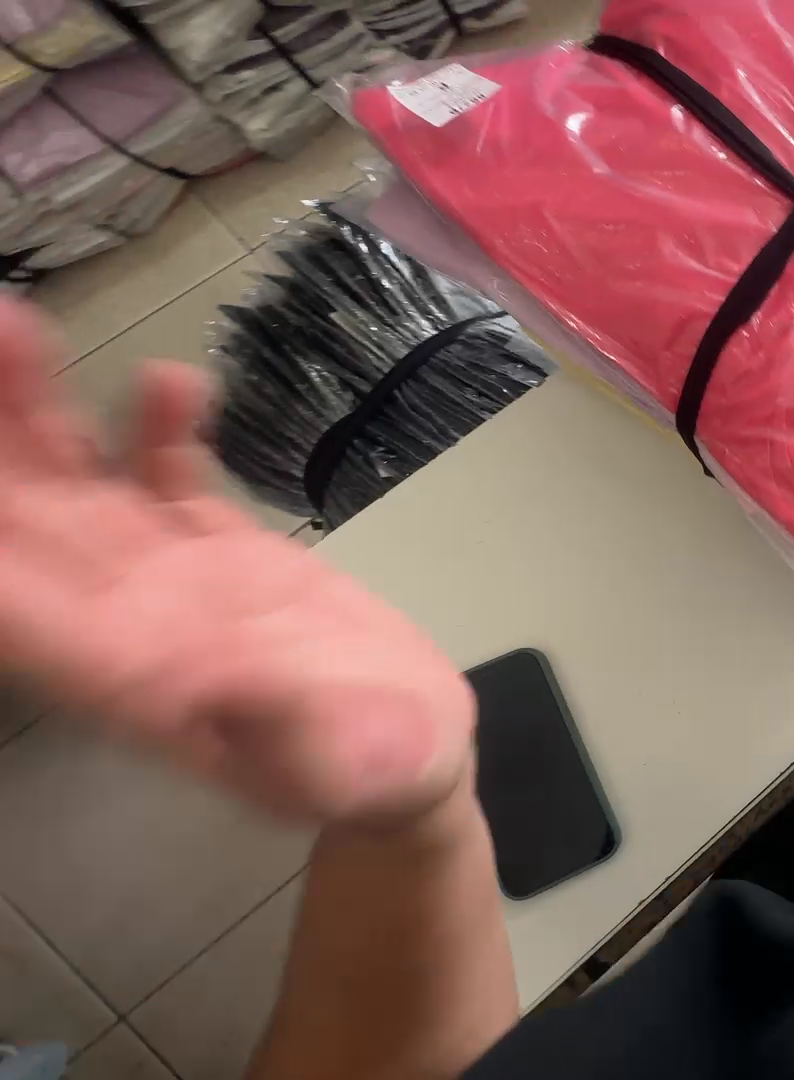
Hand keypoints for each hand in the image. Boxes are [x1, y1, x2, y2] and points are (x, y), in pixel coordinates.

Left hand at [0, 300, 473, 824]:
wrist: (411, 748)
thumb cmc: (380, 772)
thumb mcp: (345, 766)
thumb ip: (285, 730)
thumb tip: (214, 679)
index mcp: (129, 674)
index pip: (5, 601)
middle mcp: (126, 619)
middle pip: (20, 523)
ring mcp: (181, 582)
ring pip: (83, 491)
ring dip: (42, 416)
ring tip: (22, 329)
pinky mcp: (238, 559)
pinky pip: (178, 487)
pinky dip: (164, 436)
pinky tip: (172, 384)